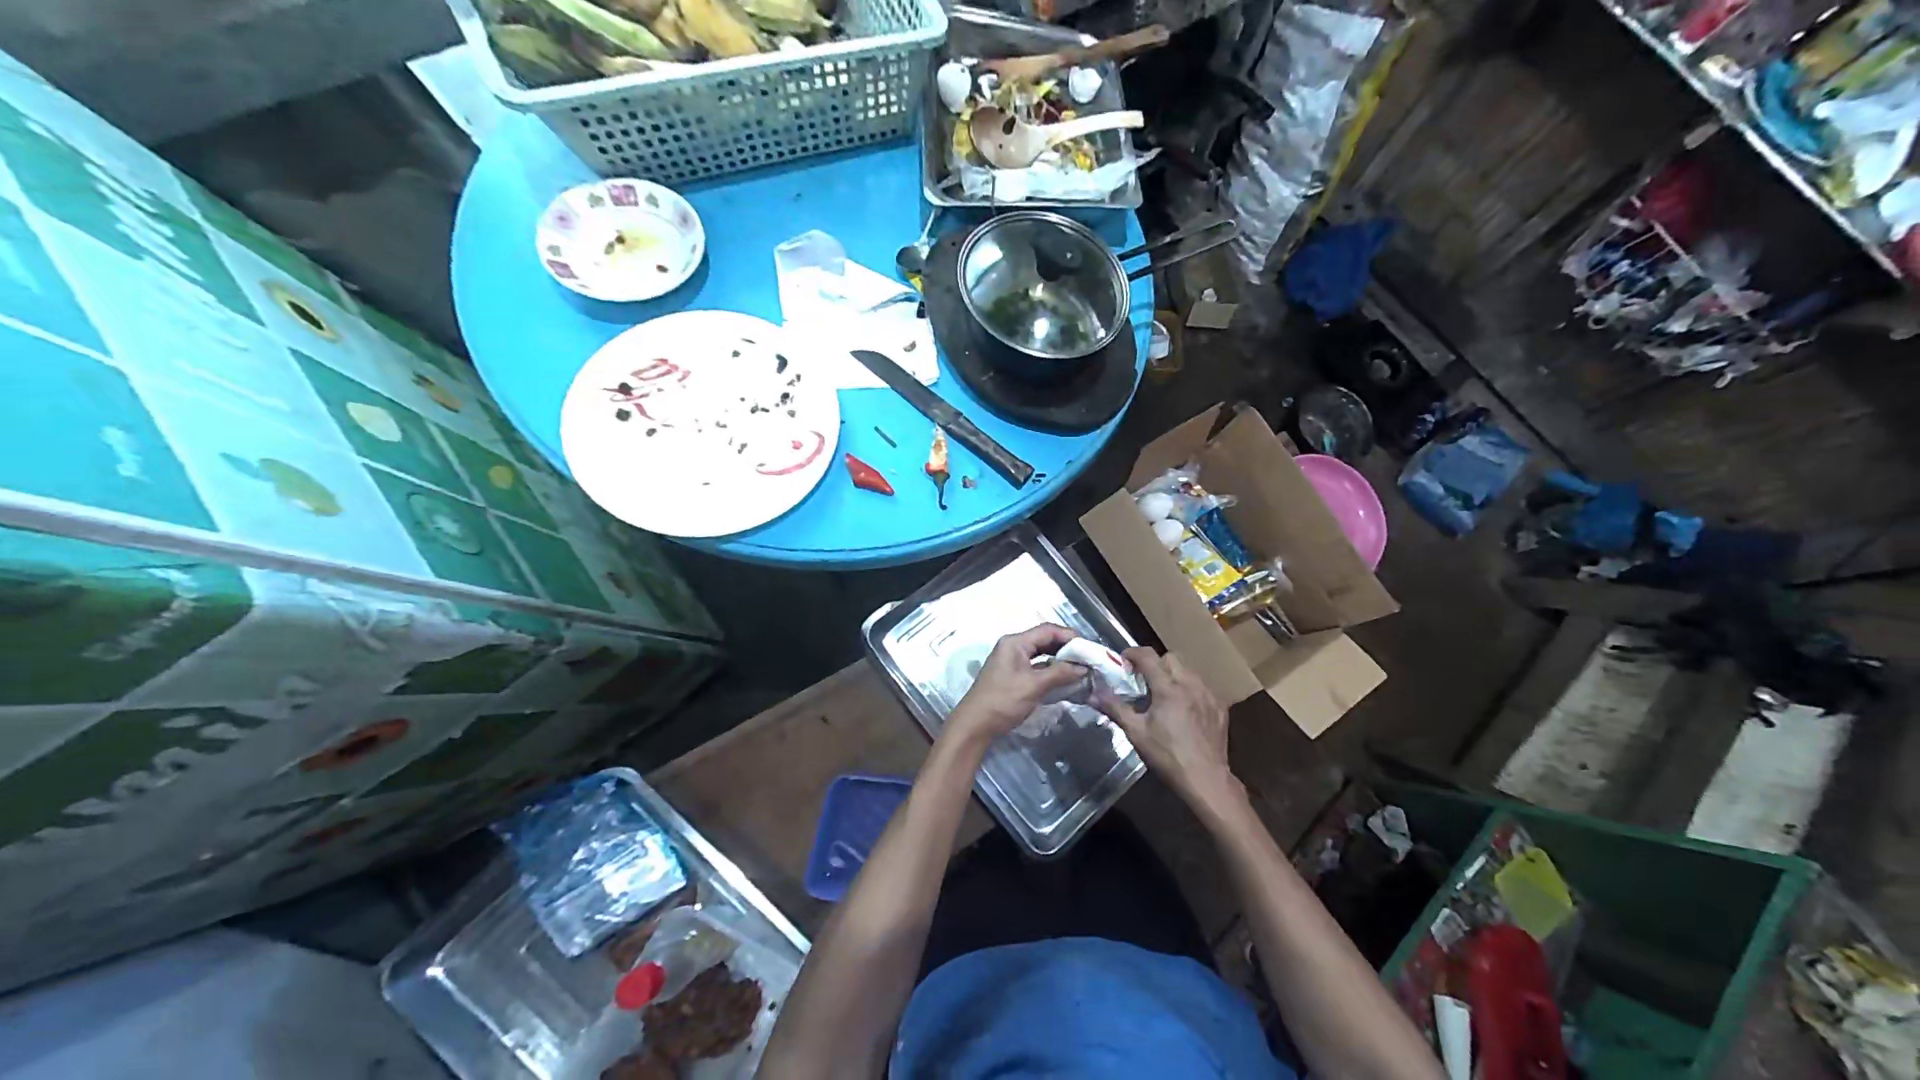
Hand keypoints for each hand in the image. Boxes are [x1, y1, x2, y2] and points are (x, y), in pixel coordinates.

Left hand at [944, 623, 1084, 748]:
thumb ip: (1060, 673)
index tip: (1089, 648)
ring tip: (1081, 668)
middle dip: (1066, 648)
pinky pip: (1036, 666)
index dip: (1069, 636)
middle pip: (1044, 640)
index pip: (1047, 630)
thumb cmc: (1003, 701)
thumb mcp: (1034, 686)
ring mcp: (1012, 661)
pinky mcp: (1013, 675)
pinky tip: (1065, 679)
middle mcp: (1013, 647)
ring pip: (1041, 654)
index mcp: (1015, 643)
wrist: (975, 724)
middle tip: (1088, 659)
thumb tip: (1083, 668)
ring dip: (1060, 660)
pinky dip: (1051, 671)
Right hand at [1093, 649, 1244, 811]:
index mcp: (1168, 688)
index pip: (1148, 656)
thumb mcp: (1136, 732)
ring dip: (1173, 675)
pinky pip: (1202, 687)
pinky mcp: (1220, 707)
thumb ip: (1115, 708)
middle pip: (1170, 658)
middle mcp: (1191, 684)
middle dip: (1155, 664)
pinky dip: (1190, 690)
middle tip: (1143, 680)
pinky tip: (1184, 709)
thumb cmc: (1167, 756)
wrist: (1206, 779)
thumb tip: (1093, 694)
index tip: (1123, 661)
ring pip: (1189, 671)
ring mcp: (1209, 695)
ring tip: (1163, 694)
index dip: (1133, 653)